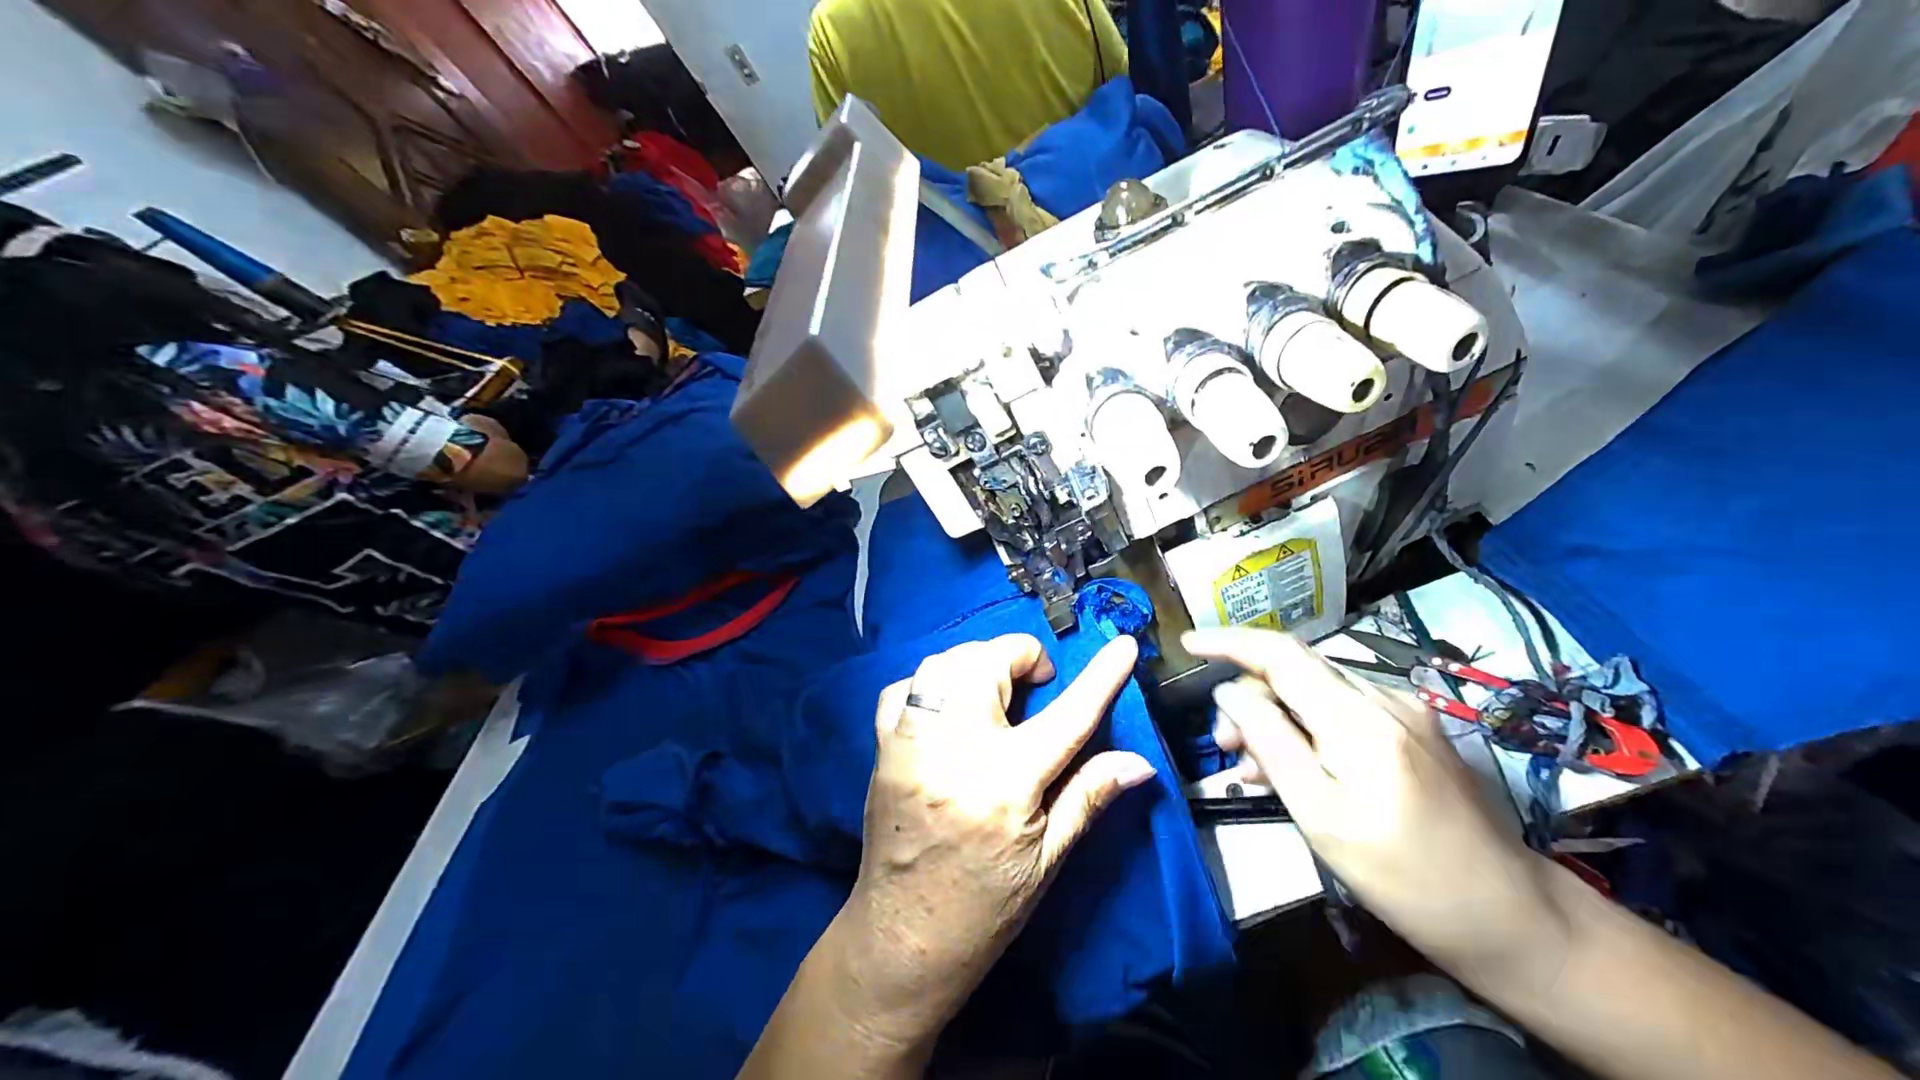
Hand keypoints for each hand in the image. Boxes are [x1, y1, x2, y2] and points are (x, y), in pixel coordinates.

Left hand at [839, 634, 1155, 1049]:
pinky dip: (932, 682)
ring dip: (977, 661)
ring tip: (995, 687)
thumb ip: (1089, 797)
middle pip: (989, 664)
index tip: (1124, 646)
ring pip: (943, 663)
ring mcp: (911, 742)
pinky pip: (904, 687)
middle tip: (1036, 683)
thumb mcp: (1048, 860)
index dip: (1101, 676)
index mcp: (1007, 782)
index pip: (1067, 715)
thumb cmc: (986, 905)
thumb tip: (1141, 762)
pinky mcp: (883, 746)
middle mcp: (955, 748)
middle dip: (1021, 655)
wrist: (903, 937)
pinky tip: (949, 704)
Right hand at [1185, 627, 1568, 988]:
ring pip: (1316, 690)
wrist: (1510, 915)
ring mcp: (1405, 711)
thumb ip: (1271, 742)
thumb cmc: (1403, 876)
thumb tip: (1229, 692)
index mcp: (1360, 720)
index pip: (1281, 654)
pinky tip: (1297, 764)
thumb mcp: (1320, 815)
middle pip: (1295, 670)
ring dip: (1275, 715)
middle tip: (1225, 748)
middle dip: (1248, 696)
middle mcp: (1385, 698)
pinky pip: (1342, 709)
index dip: (1228, 641)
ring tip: (1257, 768)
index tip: (1187, 643)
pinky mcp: (1414, 729)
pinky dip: (1307, 726)